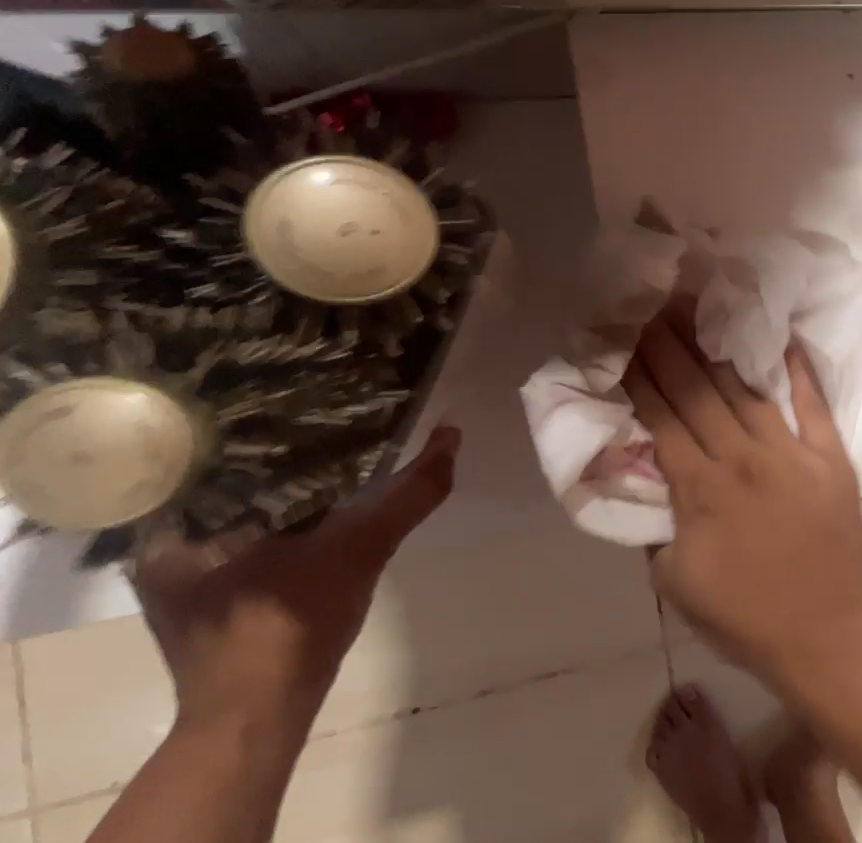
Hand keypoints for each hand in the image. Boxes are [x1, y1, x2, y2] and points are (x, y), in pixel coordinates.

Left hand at [130, 427, 460, 734]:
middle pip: (233, 478)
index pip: (226, 446)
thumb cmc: (291, 622)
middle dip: (280, 455)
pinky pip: (239, 539)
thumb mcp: (363, 547)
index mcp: (179, 517)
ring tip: (328, 460)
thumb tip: (450, 435)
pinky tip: (311, 516)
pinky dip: (276, 524)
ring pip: (237, 510)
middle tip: (331, 423)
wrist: (257, 711)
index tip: (317, 400)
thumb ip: (408, 494)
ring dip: (281, 491)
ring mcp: (174, 573)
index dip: (273, 421)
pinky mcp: (196, 597)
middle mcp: (161, 539)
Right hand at [621, 315, 861, 679]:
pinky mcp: (830, 456)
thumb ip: (658, 527)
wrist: (825, 631)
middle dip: (672, 348)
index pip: (662, 419)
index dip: (641, 377)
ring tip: (701, 310)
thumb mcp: (675, 583)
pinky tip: (782, 338)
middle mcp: (743, 458)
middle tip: (654, 307)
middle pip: (699, 393)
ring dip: (721, 349)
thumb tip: (649, 485)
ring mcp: (791, 453)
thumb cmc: (744, 616)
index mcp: (700, 489)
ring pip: (747, 390)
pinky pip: (813, 404)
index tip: (625, 340)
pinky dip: (798, 370)